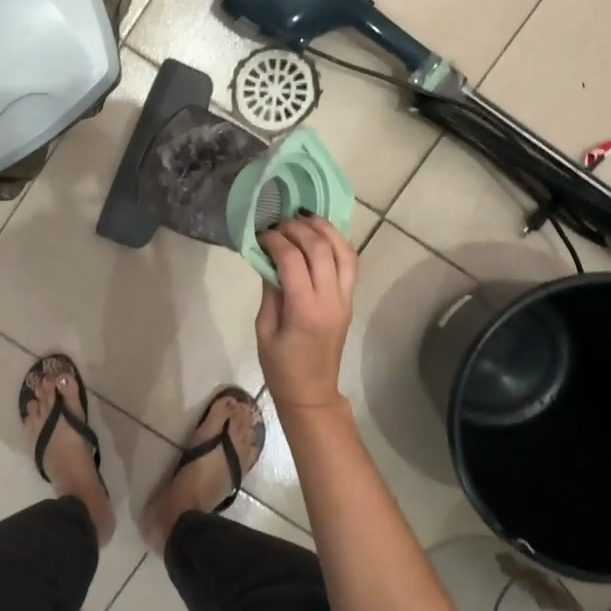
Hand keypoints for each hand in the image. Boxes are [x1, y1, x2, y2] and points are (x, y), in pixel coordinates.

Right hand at [255, 214, 357, 410]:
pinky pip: (350, 264)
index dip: (276, 240)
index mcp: (305, 310)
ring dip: (326, 229)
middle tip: (279, 222)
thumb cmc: (280, 365)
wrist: (311, 392)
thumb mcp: (264, 328)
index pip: (293, 260)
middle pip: (321, 249)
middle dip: (299, 229)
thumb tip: (269, 258)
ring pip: (344, 251)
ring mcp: (344, 299)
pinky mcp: (349, 300)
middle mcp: (330, 300)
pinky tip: (321, 234)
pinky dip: (338, 243)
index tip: (261, 233)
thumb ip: (270, 290)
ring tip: (305, 217)